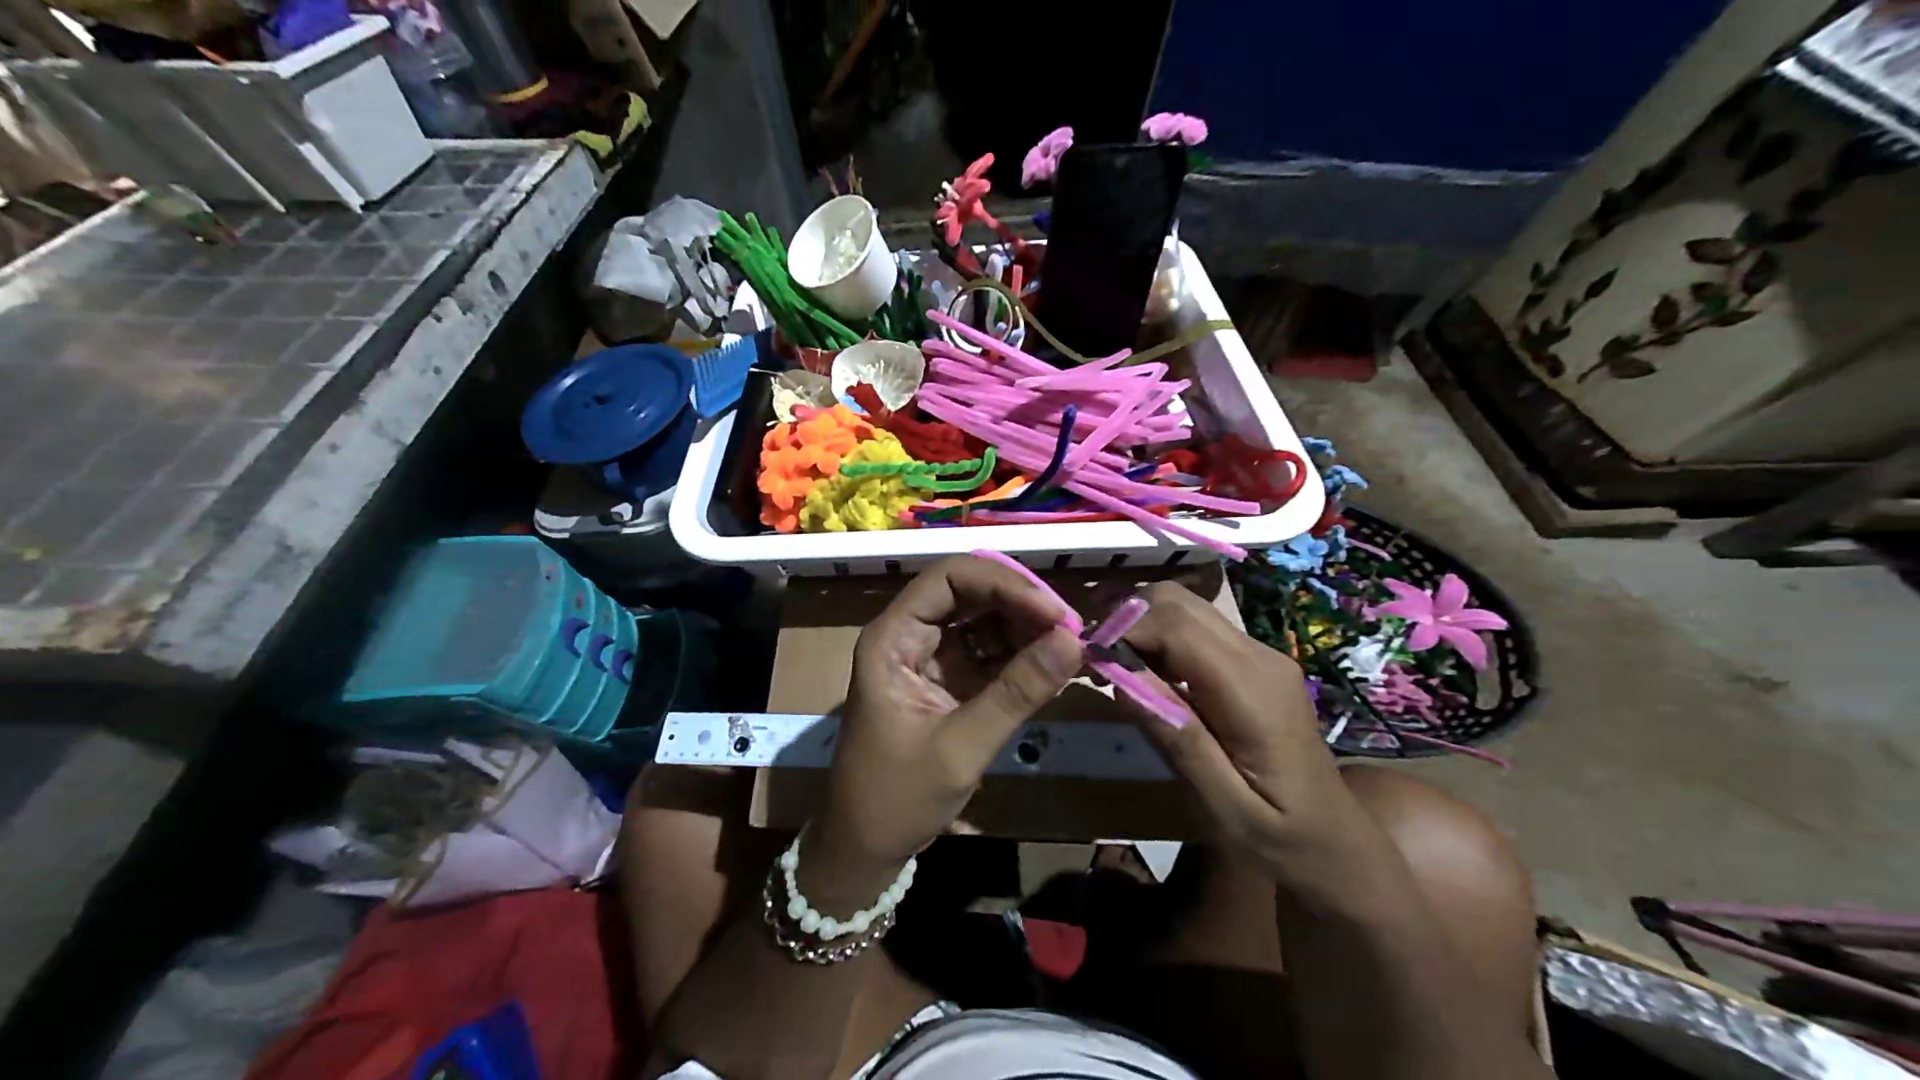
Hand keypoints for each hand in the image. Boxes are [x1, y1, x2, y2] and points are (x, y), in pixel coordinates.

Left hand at [808, 556, 1082, 898]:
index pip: (949, 579)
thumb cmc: (897, 797)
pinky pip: (990, 653)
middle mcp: (911, 636)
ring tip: (1070, 646)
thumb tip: (1074, 640)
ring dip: (1027, 627)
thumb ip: (1016, 692)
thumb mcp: (960, 747)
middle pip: (969, 593)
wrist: (865, 847)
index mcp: (893, 639)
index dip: (1003, 583)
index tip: (1052, 611)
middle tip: (1071, 628)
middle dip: (1021, 603)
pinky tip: (1054, 665)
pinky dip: (1022, 656)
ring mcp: (931, 659)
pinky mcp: (950, 682)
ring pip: (984, 620)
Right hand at [1121, 583, 1377, 886]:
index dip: (1121, 628)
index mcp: (1252, 689)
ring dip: (1139, 624)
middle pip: (1176, 601)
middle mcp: (1258, 656)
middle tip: (1092, 662)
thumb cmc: (1280, 841)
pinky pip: (1195, 628)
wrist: (1338, 849)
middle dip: (1125, 618)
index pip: (1173, 623)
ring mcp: (1260, 655)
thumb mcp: (1224, 809)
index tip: (1084, 658)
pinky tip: (1143, 674)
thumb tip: (1120, 674)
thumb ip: (1177, 739)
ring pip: (1183, 607)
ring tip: (1110, 667)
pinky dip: (1158, 637)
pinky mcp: (1253, 662)